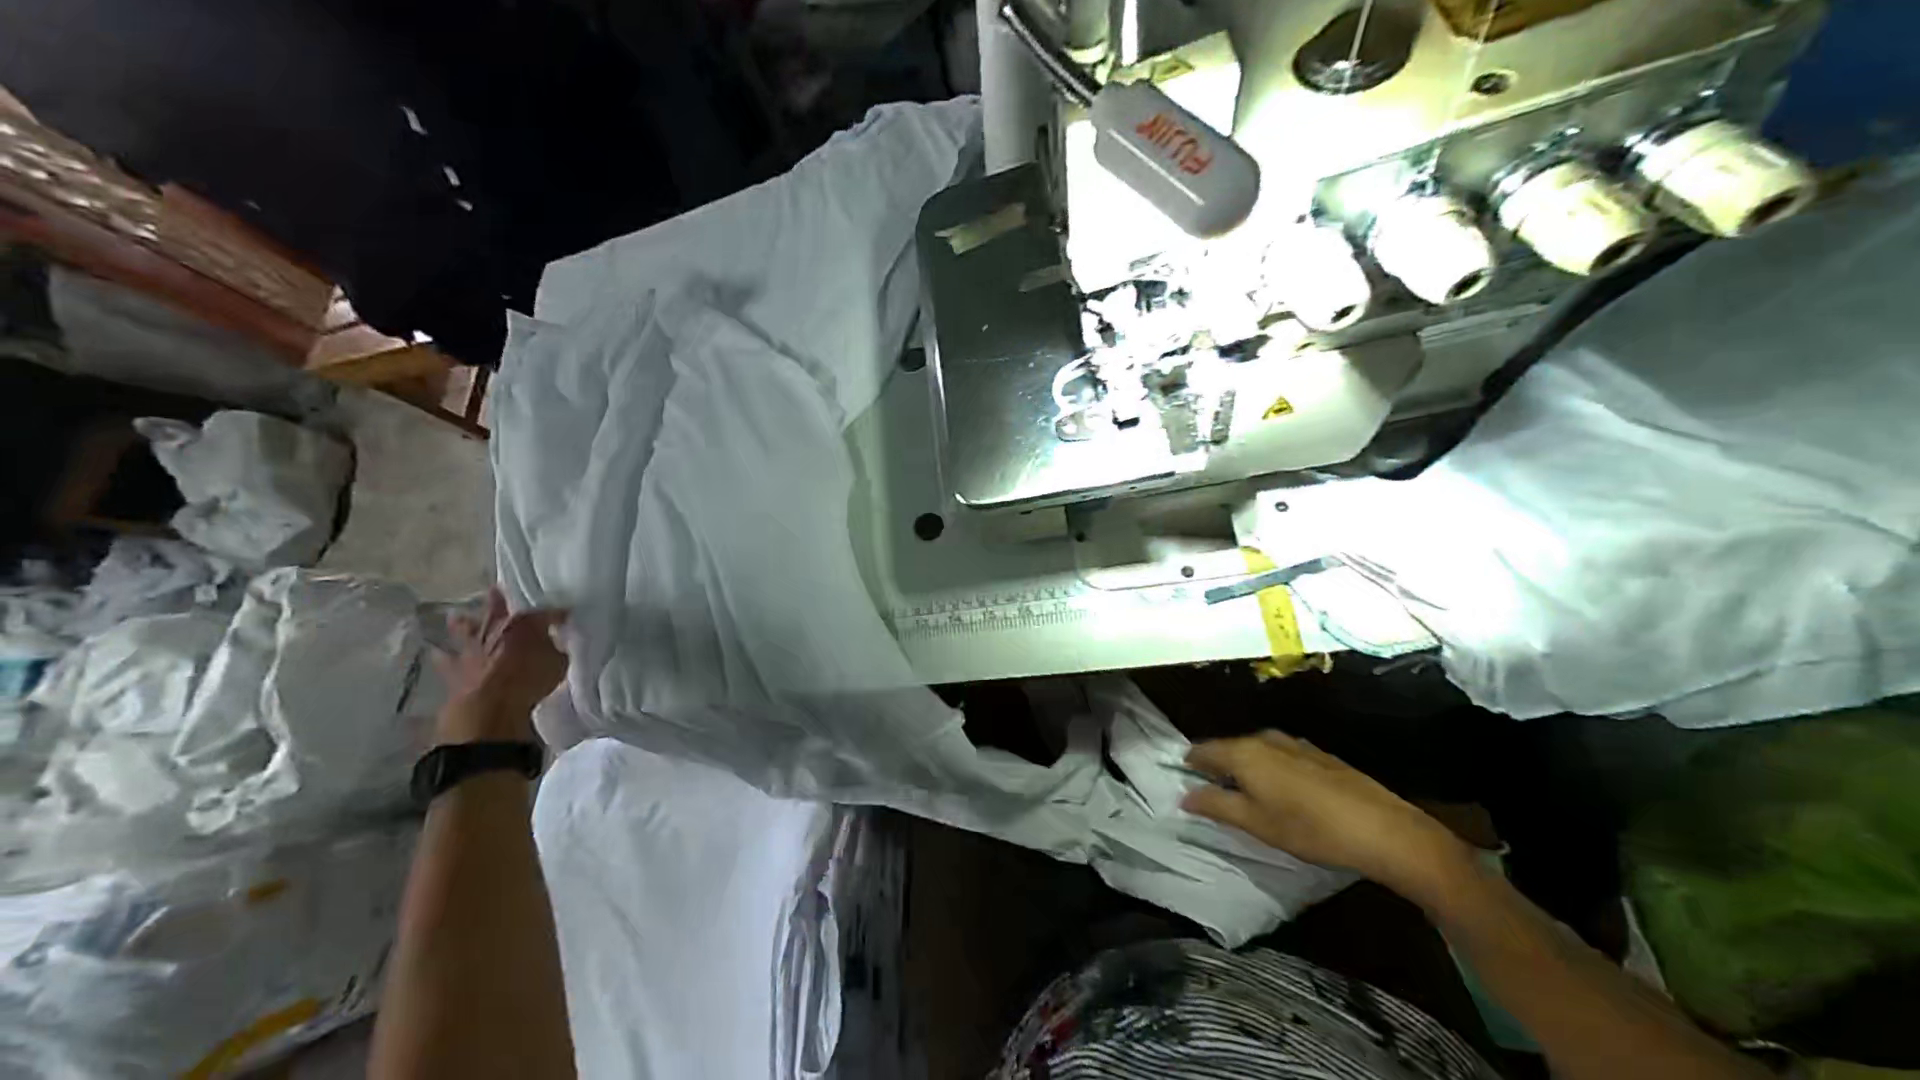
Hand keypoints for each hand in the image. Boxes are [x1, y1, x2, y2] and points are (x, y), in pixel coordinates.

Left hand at [432, 588, 568, 743]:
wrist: (489, 706)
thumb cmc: (530, 681)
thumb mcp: (558, 663)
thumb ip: (556, 649)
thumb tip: (555, 642)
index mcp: (525, 622)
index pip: (545, 612)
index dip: (556, 613)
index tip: (565, 615)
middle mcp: (494, 627)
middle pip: (495, 607)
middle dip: (497, 599)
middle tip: (497, 590)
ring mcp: (470, 646)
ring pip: (464, 627)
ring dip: (463, 622)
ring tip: (459, 616)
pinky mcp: (451, 668)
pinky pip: (444, 658)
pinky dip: (442, 655)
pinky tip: (437, 650)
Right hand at [1181, 731, 1472, 903]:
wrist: (1383, 830)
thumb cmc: (1309, 829)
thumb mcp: (1256, 824)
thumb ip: (1216, 806)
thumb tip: (1185, 795)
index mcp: (1244, 752)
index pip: (1202, 749)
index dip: (1189, 765)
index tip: (1183, 782)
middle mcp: (1265, 739)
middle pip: (1228, 747)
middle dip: (1216, 766)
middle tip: (1210, 793)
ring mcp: (1295, 744)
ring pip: (1255, 750)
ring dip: (1244, 768)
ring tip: (1243, 795)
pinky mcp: (1318, 755)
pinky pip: (1278, 755)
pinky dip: (1268, 769)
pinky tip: (1279, 792)